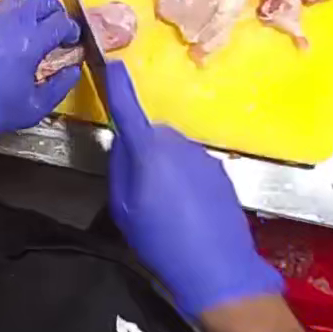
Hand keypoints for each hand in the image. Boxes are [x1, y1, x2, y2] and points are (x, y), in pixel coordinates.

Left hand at [0, 0, 81, 159]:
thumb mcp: (36, 108)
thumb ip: (60, 86)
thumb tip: (72, 69)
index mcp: (29, 42)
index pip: (60, 21)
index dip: (71, 31)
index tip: (71, 42)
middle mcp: (9, 23)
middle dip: (54, 12)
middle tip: (55, 30)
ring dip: (30, 10)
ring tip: (31, 29)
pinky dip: (8, 18)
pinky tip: (7, 38)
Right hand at [102, 62, 283, 313]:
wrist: (217, 267)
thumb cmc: (159, 240)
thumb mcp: (123, 208)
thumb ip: (118, 170)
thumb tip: (122, 146)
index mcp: (150, 152)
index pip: (129, 111)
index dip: (117, 87)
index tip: (112, 64)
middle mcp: (179, 145)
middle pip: (150, 133)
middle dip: (139, 149)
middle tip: (132, 187)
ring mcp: (203, 156)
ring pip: (170, 149)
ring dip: (160, 165)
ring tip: (158, 204)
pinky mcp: (219, 171)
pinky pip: (189, 163)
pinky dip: (179, 176)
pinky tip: (181, 209)